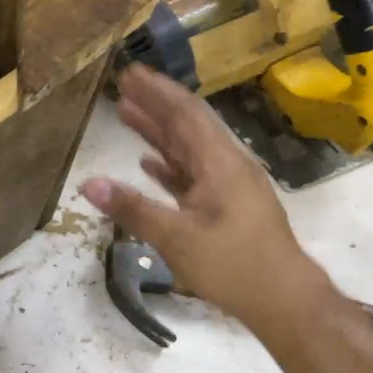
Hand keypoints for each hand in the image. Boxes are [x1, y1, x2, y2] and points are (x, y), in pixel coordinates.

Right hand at [79, 64, 330, 325]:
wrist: (284, 300)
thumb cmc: (233, 265)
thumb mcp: (176, 238)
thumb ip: (132, 208)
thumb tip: (88, 184)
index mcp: (220, 165)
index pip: (186, 116)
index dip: (157, 92)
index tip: (130, 72)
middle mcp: (226, 167)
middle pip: (187, 126)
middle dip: (155, 103)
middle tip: (123, 83)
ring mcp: (228, 187)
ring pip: (187, 149)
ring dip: (158, 130)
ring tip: (126, 112)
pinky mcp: (225, 206)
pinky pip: (191, 174)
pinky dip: (167, 164)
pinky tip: (147, 162)